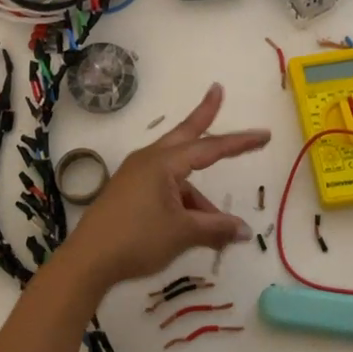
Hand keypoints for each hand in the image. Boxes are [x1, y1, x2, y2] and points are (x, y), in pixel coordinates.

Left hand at [62, 83, 265, 290]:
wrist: (88, 260)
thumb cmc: (137, 239)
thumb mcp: (182, 233)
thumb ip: (215, 228)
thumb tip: (244, 231)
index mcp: (162, 162)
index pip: (209, 148)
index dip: (239, 143)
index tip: (264, 135)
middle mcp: (149, 160)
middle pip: (185, 135)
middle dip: (204, 116)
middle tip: (218, 91)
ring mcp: (136, 175)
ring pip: (178, 174)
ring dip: (199, 195)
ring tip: (216, 232)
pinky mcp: (129, 192)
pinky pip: (165, 188)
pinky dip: (183, 203)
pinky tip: (194, 231)